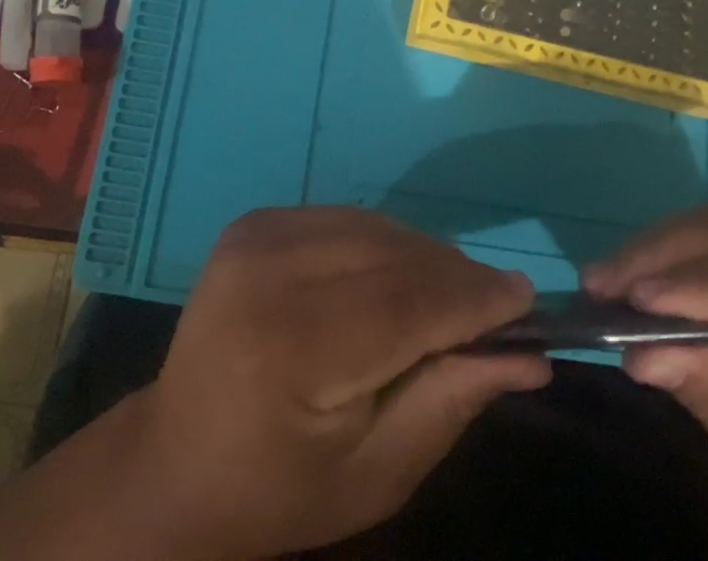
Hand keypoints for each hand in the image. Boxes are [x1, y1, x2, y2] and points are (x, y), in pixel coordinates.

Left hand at [130, 207, 549, 559]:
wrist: (177, 459)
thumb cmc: (279, 488)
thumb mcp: (378, 472)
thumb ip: (451, 402)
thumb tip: (530, 356)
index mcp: (291, 349)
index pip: (409, 304)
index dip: (476, 299)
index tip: (527, 303)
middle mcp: (267, 275)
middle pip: (396, 257)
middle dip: (458, 278)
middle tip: (499, 308)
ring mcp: (254, 240)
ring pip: (377, 229)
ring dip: (425, 259)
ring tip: (450, 300)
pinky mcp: (252, 225)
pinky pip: (347, 220)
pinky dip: (385, 244)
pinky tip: (396, 279)